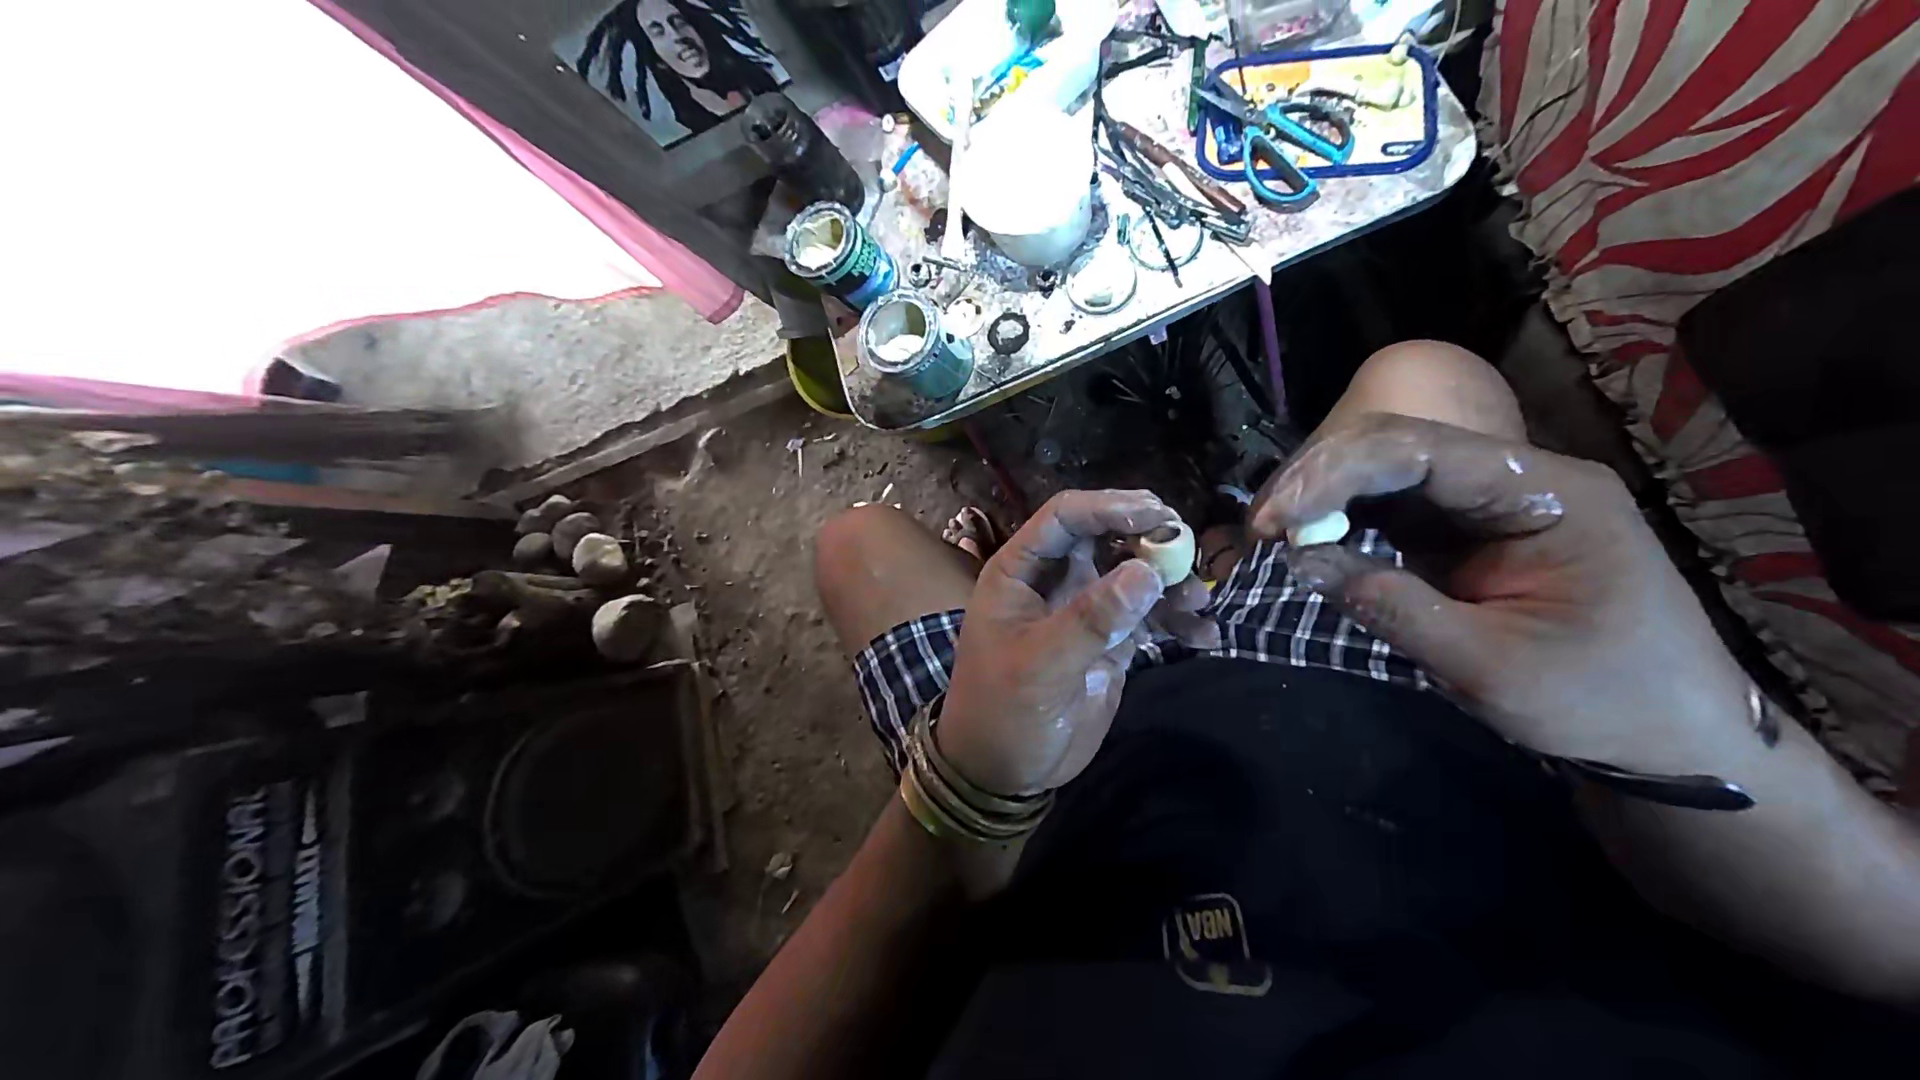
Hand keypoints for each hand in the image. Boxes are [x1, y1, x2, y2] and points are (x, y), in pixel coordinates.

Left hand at [938, 490, 1217, 796]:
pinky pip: (1148, 617)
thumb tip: (1147, 572)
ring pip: (1133, 575)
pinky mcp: (1109, 641)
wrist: (1004, 772)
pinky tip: (1203, 634)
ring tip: (1199, 601)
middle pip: (1107, 538)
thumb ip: (1091, 619)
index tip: (1158, 516)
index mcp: (1021, 571)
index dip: (1110, 508)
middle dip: (1148, 539)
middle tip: (1188, 550)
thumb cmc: (1003, 712)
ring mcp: (1083, 609)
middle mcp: (1054, 580)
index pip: (1065, 517)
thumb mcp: (1040, 666)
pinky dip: (1175, 620)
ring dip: (1169, 582)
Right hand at [1249, 414, 1757, 771]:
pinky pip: (1387, 510)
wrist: (1668, 739)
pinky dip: (1339, 521)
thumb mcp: (1489, 665)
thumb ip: (1391, 606)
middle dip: (1317, 482)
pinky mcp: (1460, 533)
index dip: (1333, 476)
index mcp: (1545, 492)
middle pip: (1394, 449)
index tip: (1273, 522)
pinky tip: (1306, 539)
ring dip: (1321, 499)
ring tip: (1270, 534)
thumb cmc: (1601, 701)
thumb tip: (1298, 561)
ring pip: (1382, 475)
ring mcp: (1484, 505)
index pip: (1419, 452)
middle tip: (1260, 528)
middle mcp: (1512, 480)